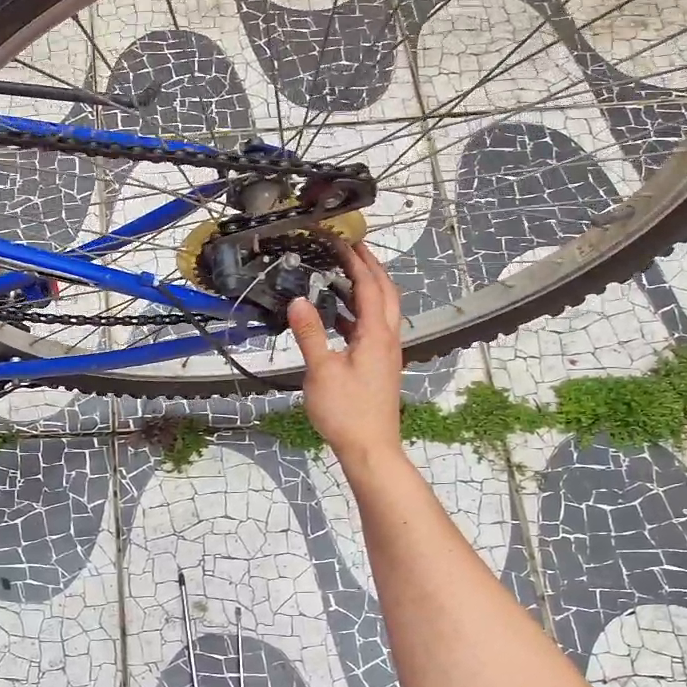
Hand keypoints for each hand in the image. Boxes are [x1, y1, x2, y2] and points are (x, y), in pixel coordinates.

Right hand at [284, 243, 402, 467]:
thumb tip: (298, 300)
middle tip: (352, 248)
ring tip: (345, 274)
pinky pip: (374, 327)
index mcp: (377, 334)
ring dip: (368, 288)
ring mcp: (386, 352)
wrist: (370, 447)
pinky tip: (340, 316)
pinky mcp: (379, 365)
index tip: (343, 240)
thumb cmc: (346, 410)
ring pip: (384, 310)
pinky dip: (360, 312)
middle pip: (387, 293)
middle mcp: (388, 338)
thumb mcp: (321, 371)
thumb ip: (310, 334)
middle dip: (371, 267)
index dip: (358, 261)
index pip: (370, 286)